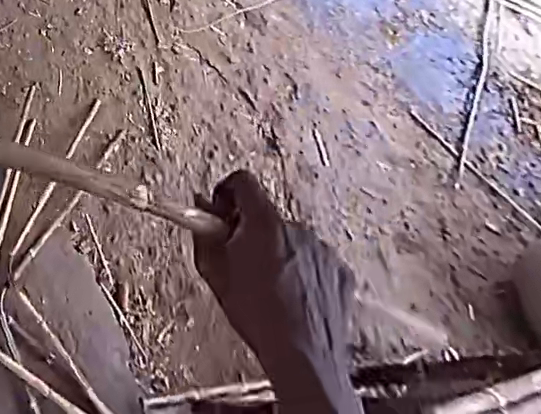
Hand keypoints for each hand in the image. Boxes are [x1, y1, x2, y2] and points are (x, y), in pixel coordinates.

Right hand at [193, 172, 360, 413]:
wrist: (303, 358)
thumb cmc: (258, 315)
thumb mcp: (212, 269)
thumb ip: (203, 230)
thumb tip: (200, 206)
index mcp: (264, 222)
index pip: (243, 181)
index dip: (226, 190)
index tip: (220, 209)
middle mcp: (297, 230)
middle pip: (264, 212)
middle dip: (248, 227)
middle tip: (237, 253)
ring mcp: (322, 252)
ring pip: (288, 237)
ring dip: (275, 248)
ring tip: (265, 280)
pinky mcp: (340, 274)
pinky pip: (312, 258)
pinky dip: (299, 268)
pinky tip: (288, 292)